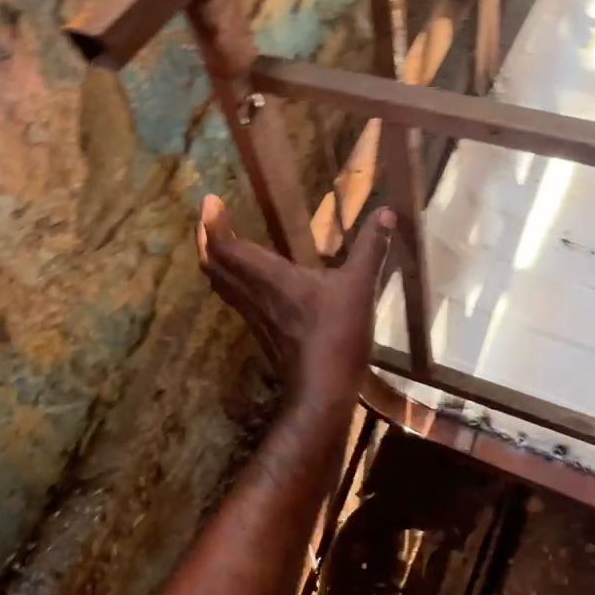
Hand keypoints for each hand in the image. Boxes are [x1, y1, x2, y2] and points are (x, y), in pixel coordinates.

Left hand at [197, 195, 394, 411]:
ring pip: (221, 283)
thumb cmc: (337, 336)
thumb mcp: (360, 287)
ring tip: (220, 240)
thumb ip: (371, 248)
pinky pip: (235, 297)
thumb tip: (388, 211)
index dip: (212, 223)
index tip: (209, 200)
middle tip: (209, 216)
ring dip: (215, 259)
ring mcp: (255, 316)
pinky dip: (231, 279)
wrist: (323, 393)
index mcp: (270, 277)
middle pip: (214, 264)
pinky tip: (248, 278)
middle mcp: (254, 294)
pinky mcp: (262, 331)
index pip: (226, 247)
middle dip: (206, 238)